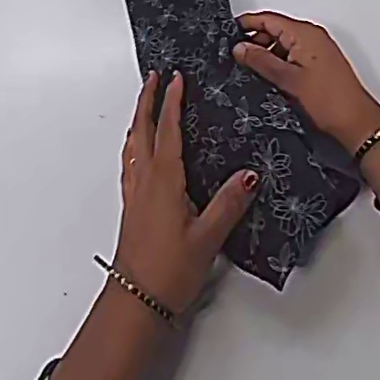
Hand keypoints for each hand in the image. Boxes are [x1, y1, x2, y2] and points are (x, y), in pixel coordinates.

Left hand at [115, 71, 256, 314]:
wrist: (136, 302)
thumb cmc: (169, 271)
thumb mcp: (208, 237)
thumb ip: (229, 203)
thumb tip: (249, 174)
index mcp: (163, 179)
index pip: (167, 128)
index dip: (171, 100)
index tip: (175, 77)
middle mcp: (144, 179)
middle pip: (143, 128)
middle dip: (147, 99)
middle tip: (152, 77)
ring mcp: (134, 191)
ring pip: (133, 142)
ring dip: (138, 117)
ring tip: (144, 102)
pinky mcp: (131, 204)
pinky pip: (130, 159)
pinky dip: (134, 141)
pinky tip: (138, 148)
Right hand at [235, 12, 379, 153]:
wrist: (356, 123)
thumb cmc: (330, 101)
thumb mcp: (288, 79)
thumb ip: (261, 60)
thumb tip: (241, 47)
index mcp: (305, 33)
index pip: (269, 18)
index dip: (248, 24)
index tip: (230, 32)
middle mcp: (312, 36)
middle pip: (275, 29)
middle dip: (255, 41)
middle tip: (237, 56)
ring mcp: (317, 50)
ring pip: (283, 43)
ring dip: (267, 54)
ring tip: (251, 71)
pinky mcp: (319, 63)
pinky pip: (293, 55)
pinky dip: (279, 63)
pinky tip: (270, 79)